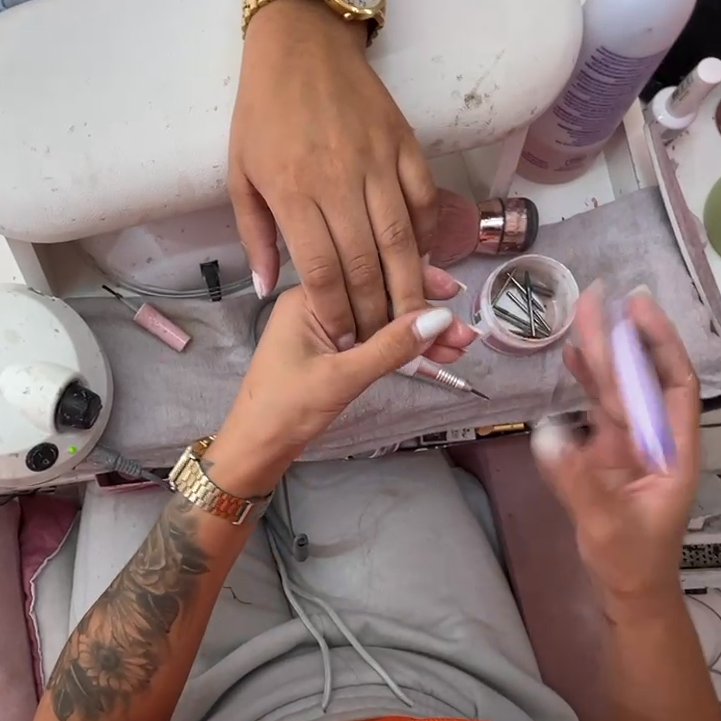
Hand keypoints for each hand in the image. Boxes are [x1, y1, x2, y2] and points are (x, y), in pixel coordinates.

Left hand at [204, 288, 455, 495]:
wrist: (255, 447)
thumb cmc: (286, 408)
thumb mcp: (342, 377)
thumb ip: (391, 347)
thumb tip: (441, 318)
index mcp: (309, 296)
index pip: (370, 273)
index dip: (415, 283)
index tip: (454, 294)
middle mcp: (317, 303)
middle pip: (380, 297)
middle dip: (424, 316)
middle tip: (465, 334)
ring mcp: (324, 329)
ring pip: (381, 323)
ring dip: (418, 336)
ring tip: (459, 349)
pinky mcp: (330, 352)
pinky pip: (372, 342)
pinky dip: (400, 350)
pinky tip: (434, 356)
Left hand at [228, 0, 470, 363]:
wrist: (301, 42)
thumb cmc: (261, 115)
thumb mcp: (240, 177)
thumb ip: (255, 237)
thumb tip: (267, 289)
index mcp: (293, 195)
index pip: (324, 271)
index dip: (338, 312)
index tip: (345, 340)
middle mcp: (339, 182)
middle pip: (366, 264)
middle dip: (376, 312)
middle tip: (382, 341)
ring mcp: (378, 162)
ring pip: (402, 239)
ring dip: (410, 286)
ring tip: (413, 319)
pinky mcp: (405, 144)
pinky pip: (424, 200)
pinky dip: (429, 235)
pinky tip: (425, 262)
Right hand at [532, 285, 702, 604]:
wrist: (629, 587)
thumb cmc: (631, 560)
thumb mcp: (607, 524)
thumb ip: (577, 481)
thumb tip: (545, 436)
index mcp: (671, 450)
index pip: (672, 385)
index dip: (658, 344)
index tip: (637, 309)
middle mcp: (653, 439)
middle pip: (638, 379)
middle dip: (619, 338)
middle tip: (597, 296)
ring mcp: (628, 445)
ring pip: (615, 390)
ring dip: (599, 355)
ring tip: (581, 315)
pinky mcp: (605, 455)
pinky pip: (595, 411)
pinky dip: (584, 384)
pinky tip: (571, 359)